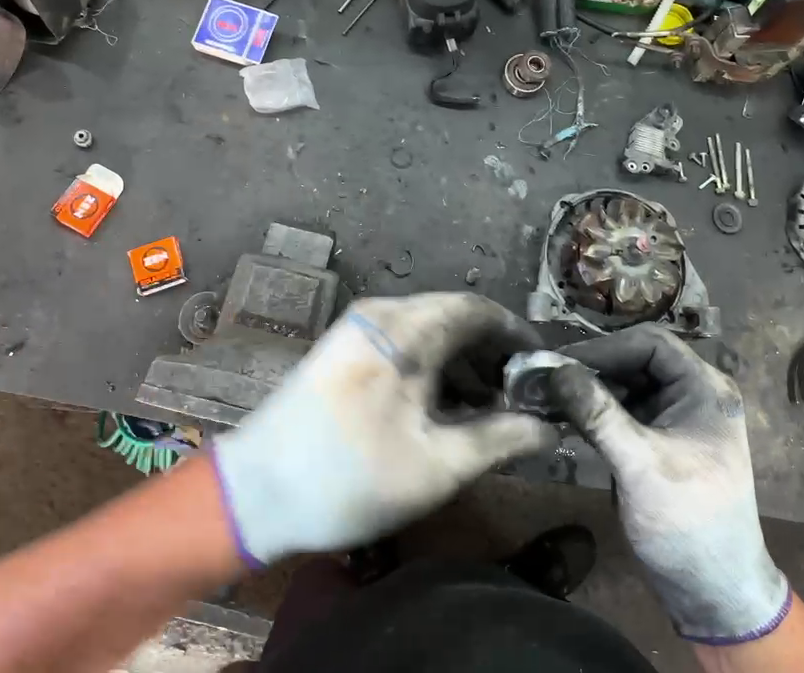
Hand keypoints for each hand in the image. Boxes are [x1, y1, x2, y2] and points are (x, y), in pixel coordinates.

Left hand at [211, 293, 556, 564]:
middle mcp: (380, 314)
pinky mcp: (341, 349)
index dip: (517, 337)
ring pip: (427, 330)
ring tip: (486, 408)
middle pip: (453, 316)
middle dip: (491, 354)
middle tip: (519, 397)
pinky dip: (430, 367)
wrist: (254, 492)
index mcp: (405, 329)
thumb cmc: (351, 477)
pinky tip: (441, 406)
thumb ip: (500, 439)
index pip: (478, 310)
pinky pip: (401, 343)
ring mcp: (355, 329)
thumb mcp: (438, 466)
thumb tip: (549, 429)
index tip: (543, 372)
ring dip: (461, 362)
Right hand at [547, 325, 790, 644]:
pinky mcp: (661, 442)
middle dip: (594, 367)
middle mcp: (694, 395)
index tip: (560, 363)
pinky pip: (626, 412)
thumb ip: (599, 414)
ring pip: (628, 385)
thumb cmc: (687, 523)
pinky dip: (597, 412)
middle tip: (548, 379)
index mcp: (705, 389)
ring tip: (549, 396)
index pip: (651, 344)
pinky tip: (566, 419)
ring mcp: (678, 419)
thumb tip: (555, 370)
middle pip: (638, 361)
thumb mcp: (640, 465)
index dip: (604, 348)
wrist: (714, 591)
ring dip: (591, 389)